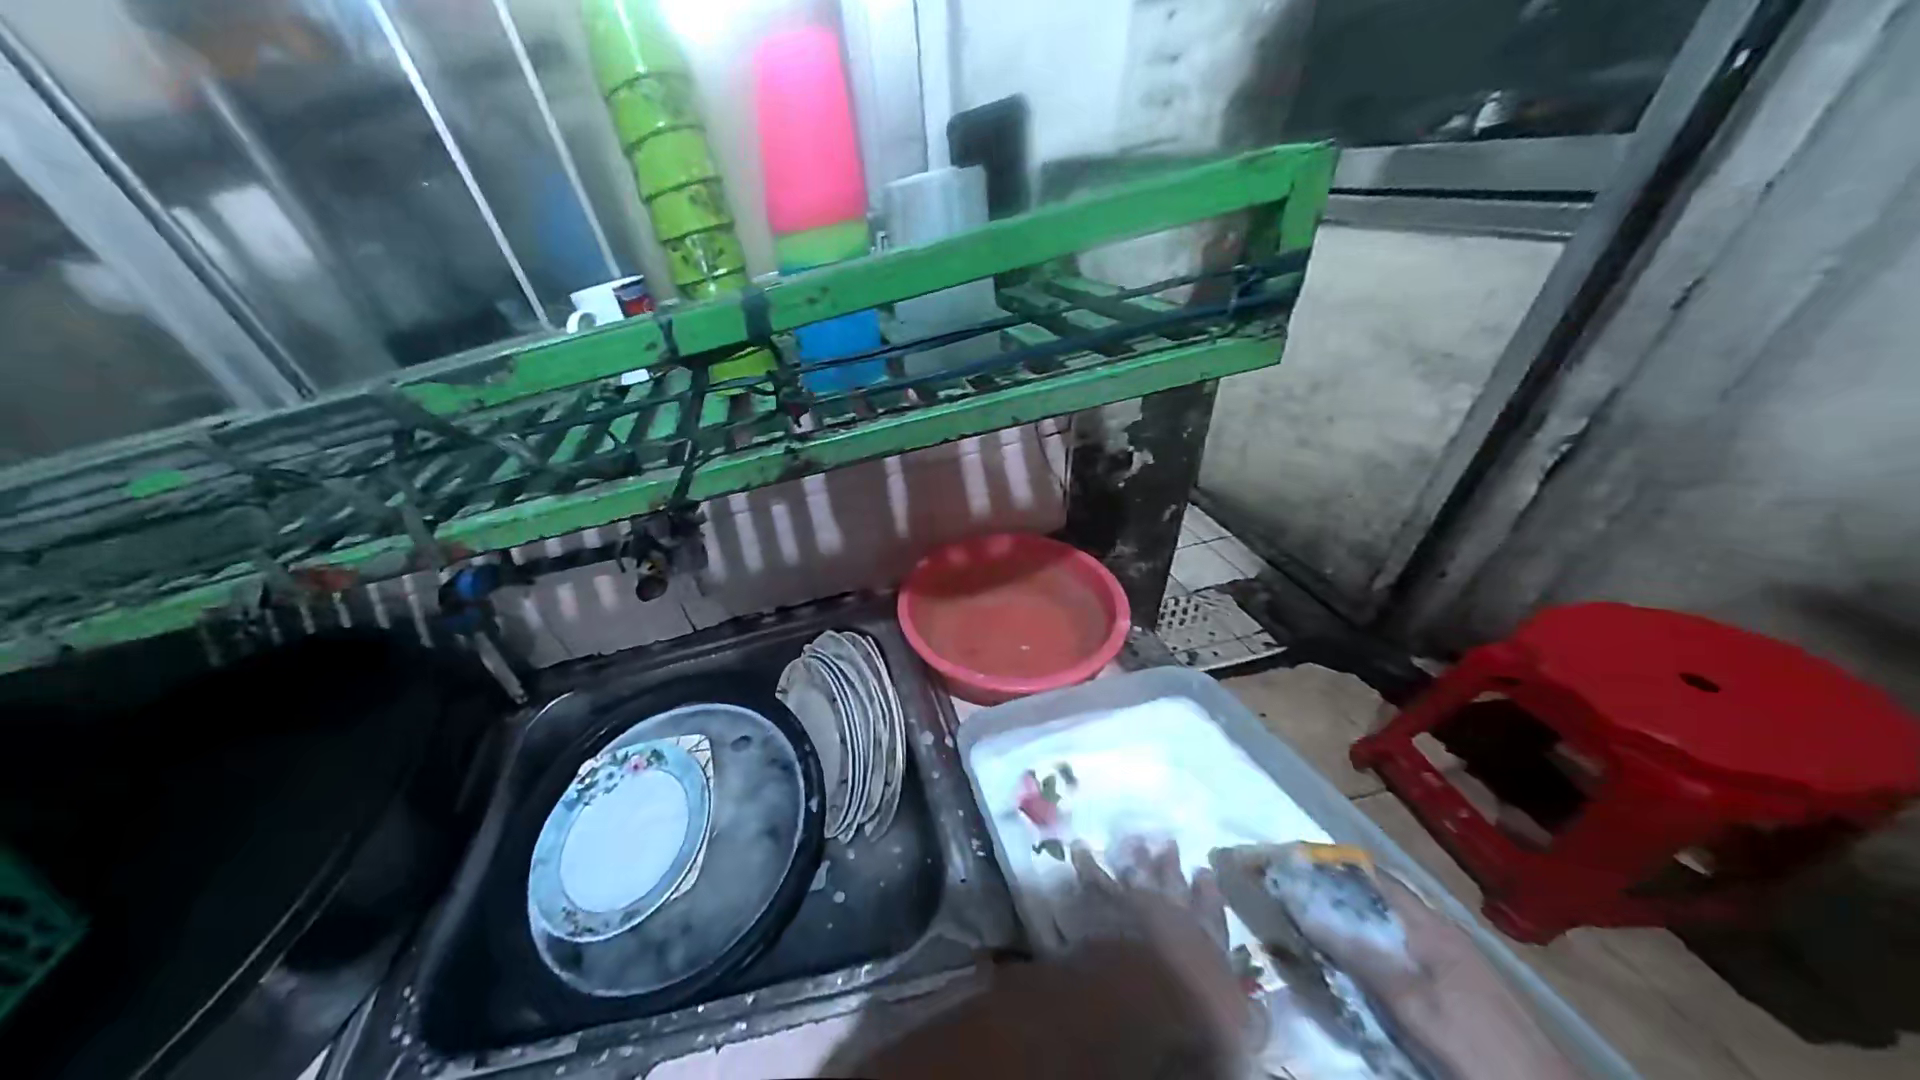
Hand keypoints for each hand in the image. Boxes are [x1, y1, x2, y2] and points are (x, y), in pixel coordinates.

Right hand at [1301, 873, 1582, 1079]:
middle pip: (1382, 900)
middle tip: (1296, 897)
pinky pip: (1403, 950)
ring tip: (1316, 926)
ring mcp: (1452, 958)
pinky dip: (1373, 947)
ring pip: (1392, 926)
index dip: (1336, 868)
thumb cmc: (1474, 1043)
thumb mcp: (1411, 1003)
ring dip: (1355, 922)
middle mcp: (1441, 932)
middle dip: (1339, 895)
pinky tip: (1358, 963)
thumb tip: (1305, 910)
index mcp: (1431, 927)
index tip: (1296, 866)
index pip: (1376, 878)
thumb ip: (1361, 957)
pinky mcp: (1457, 984)